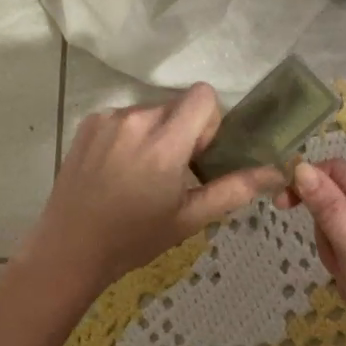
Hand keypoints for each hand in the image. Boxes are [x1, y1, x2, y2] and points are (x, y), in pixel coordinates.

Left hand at [24, 84, 282, 293]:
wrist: (70, 249)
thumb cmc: (134, 238)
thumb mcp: (189, 219)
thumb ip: (234, 189)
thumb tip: (276, 172)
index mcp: (163, 143)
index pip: (203, 96)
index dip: (209, 123)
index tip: (197, 156)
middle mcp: (135, 120)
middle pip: (177, 105)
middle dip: (183, 131)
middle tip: (171, 173)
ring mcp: (107, 119)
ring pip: (150, 111)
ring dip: (155, 133)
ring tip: (140, 174)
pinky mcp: (88, 123)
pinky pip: (123, 117)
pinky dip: (129, 135)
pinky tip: (117, 170)